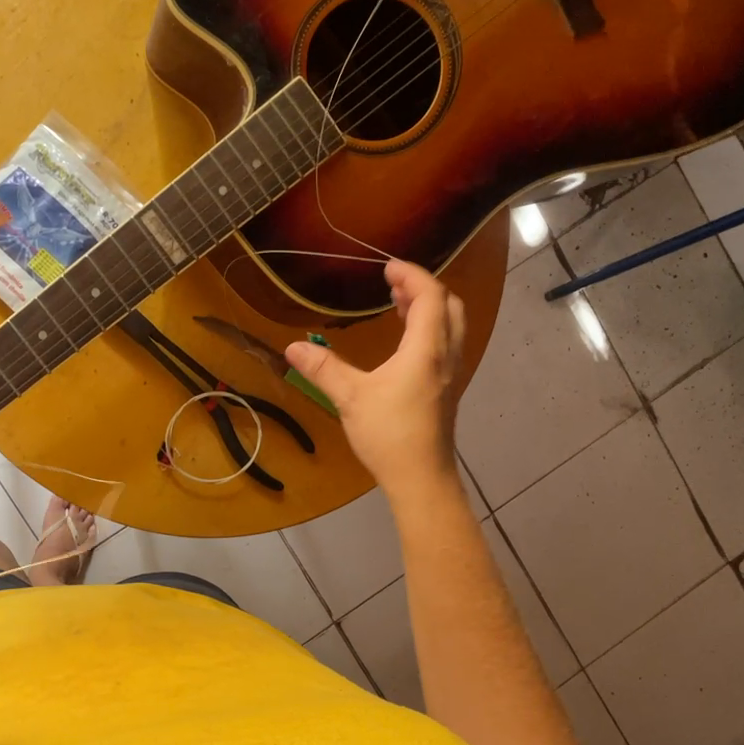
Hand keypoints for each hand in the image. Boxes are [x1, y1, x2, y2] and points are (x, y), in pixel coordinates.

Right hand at [285, 260, 465, 492]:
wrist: (421, 477)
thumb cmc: (389, 434)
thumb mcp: (350, 398)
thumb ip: (324, 369)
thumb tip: (292, 347)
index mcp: (426, 350)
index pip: (430, 296)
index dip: (412, 275)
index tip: (388, 267)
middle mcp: (445, 356)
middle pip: (449, 306)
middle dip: (424, 288)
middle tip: (394, 284)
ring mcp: (450, 374)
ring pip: (451, 327)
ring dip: (429, 309)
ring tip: (399, 305)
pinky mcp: (446, 391)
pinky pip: (445, 345)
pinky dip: (429, 330)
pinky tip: (405, 343)